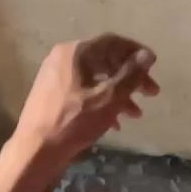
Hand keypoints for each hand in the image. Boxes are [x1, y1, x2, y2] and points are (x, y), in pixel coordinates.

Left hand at [4, 34, 158, 182]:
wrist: (36, 149)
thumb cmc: (74, 121)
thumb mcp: (109, 98)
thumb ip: (130, 75)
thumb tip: (148, 55)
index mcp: (77, 52)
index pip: (113, 42)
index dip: (136, 53)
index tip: (155, 67)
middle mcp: (64, 58)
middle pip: (105, 61)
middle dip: (131, 78)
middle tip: (151, 94)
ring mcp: (56, 77)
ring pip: (96, 79)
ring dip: (119, 94)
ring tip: (135, 116)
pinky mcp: (52, 96)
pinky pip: (84, 92)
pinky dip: (101, 102)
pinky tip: (113, 123)